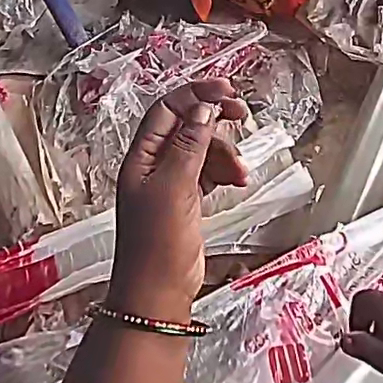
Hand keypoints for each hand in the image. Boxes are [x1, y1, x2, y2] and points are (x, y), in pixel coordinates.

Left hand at [108, 80, 250, 322]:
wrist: (158, 293)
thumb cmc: (158, 243)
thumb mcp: (175, 188)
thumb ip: (189, 146)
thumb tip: (203, 110)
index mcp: (141, 156)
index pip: (167, 110)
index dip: (195, 94)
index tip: (226, 89)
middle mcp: (153, 163)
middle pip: (185, 125)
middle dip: (213, 118)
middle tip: (241, 113)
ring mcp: (170, 181)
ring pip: (200, 149)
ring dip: (223, 153)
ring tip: (240, 172)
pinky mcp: (186, 199)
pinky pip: (208, 172)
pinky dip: (223, 171)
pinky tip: (238, 180)